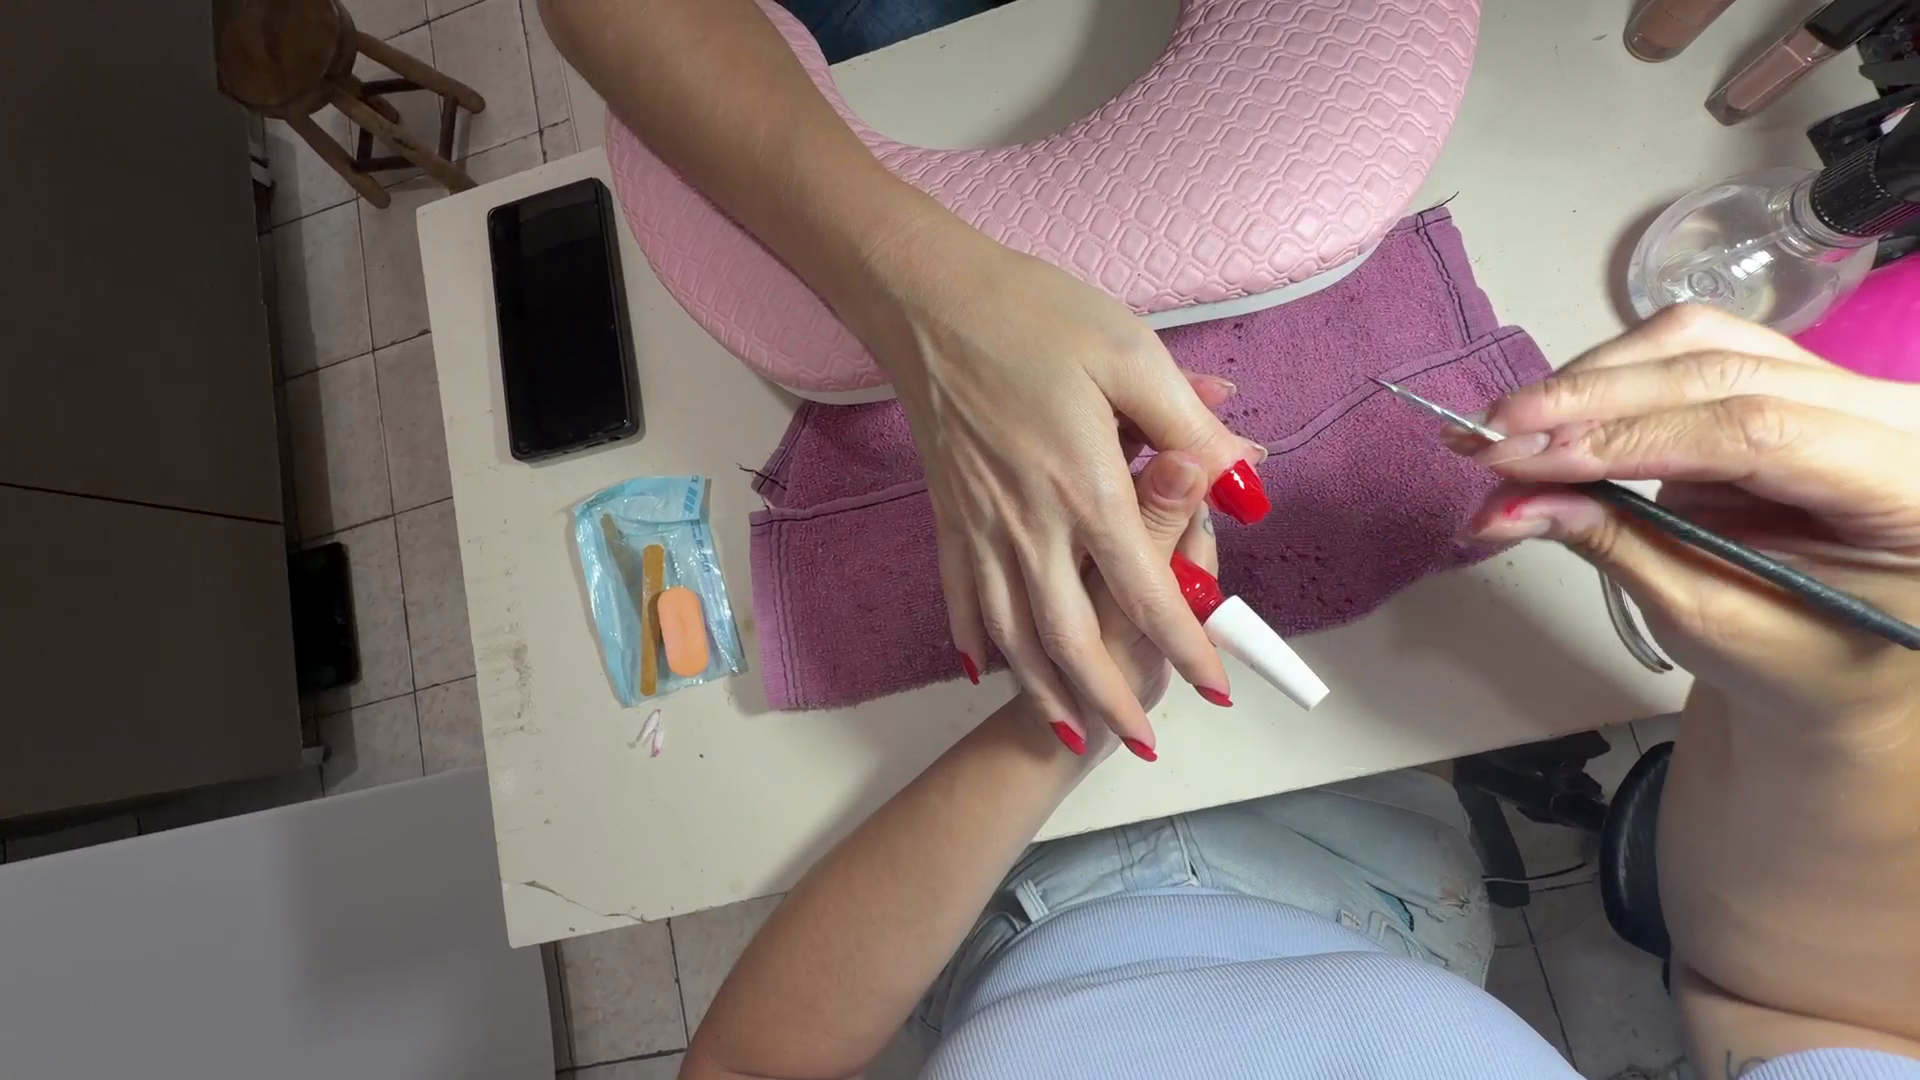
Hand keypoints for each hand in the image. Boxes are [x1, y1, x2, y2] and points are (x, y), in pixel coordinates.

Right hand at [846, 213, 1264, 749]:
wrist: (929, 304)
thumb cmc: (1035, 318)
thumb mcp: (1131, 354)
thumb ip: (1192, 427)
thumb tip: (1245, 486)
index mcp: (1083, 485)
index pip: (1145, 588)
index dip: (1184, 643)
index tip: (1214, 687)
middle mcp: (1028, 524)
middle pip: (1067, 637)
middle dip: (1106, 697)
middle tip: (1136, 738)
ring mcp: (978, 526)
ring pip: (1009, 632)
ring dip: (1039, 688)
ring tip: (1062, 727)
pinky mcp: (946, 516)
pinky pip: (958, 595)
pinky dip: (973, 640)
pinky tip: (982, 668)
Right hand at [1458, 305, 1919, 726]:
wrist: (1840, 652)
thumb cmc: (1794, 656)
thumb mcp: (1704, 617)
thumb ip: (1613, 546)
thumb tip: (1504, 509)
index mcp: (1918, 492)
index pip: (1758, 431)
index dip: (1622, 439)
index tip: (1512, 462)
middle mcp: (1900, 417)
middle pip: (1718, 368)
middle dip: (1580, 402)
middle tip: (1479, 440)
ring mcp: (1841, 388)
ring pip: (1695, 341)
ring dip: (1581, 382)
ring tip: (1498, 429)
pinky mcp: (1782, 383)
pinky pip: (1683, 352)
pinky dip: (1599, 381)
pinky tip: (1543, 417)